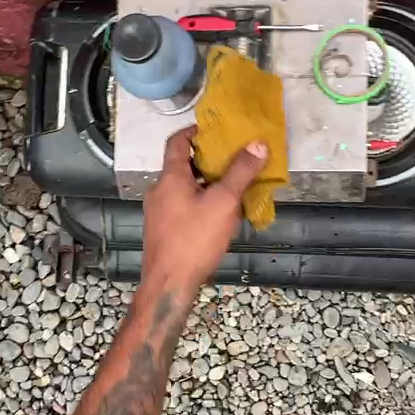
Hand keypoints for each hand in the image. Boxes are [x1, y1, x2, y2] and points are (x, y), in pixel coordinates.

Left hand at [140, 127, 265, 293]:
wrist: (169, 283)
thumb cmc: (195, 239)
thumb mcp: (224, 202)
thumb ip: (240, 172)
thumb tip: (257, 145)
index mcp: (170, 177)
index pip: (177, 141)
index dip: (195, 131)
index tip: (215, 131)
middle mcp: (158, 190)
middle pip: (181, 166)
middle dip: (207, 162)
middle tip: (232, 161)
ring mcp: (157, 212)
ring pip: (182, 189)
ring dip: (204, 185)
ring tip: (230, 190)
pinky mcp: (160, 231)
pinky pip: (180, 207)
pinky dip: (197, 203)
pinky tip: (217, 217)